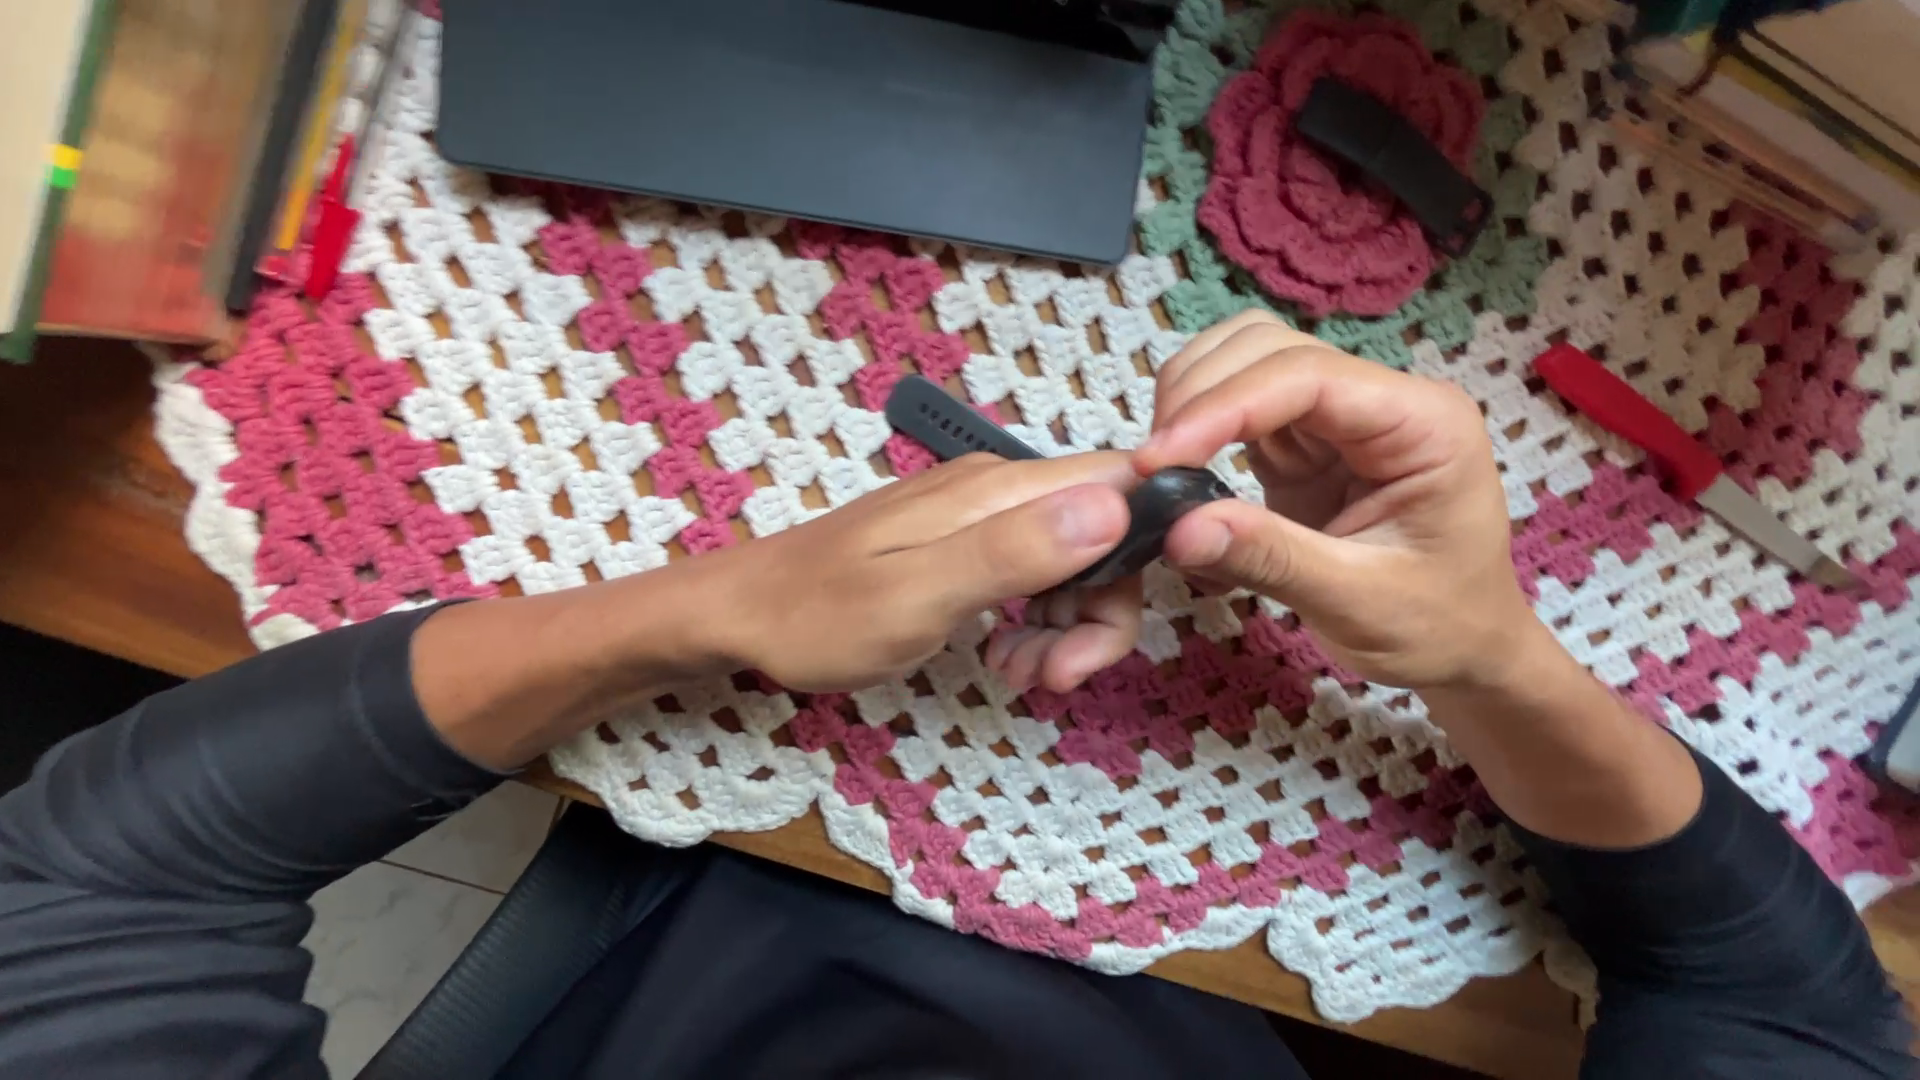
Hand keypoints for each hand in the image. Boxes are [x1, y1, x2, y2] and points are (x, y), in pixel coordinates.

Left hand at [697, 452, 1143, 694]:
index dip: (1147, 541)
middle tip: (1056, 675)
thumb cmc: (821, 615)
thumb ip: (1012, 552)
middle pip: (1104, 530)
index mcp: (997, 490)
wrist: (745, 613)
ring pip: (1072, 559)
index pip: (1120, 482)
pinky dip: (1037, 621)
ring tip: (1021, 674)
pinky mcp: (964, 543)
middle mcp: (999, 489)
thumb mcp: (916, 596)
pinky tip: (1004, 655)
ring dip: (1068, 626)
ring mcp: (980, 515)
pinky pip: (1033, 574)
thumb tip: (1114, 509)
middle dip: (1101, 609)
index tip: (1113, 616)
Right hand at [1134, 311, 1533, 690]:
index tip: (1157, 461)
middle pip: (1267, 347)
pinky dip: (1195, 423)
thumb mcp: (1356, 601)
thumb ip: (1269, 558)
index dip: (1222, 408)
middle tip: (1152, 466)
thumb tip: (1176, 530)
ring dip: (1190, 397)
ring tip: (1161, 461)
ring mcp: (1336, 416)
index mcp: (1419, 422)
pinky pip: (1236, 404)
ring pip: (1244, 360)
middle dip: (1198, 394)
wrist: (1457, 645)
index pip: (1305, 377)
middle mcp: (1377, 400)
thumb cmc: (1433, 625)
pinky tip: (1178, 465)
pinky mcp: (1302, 441)